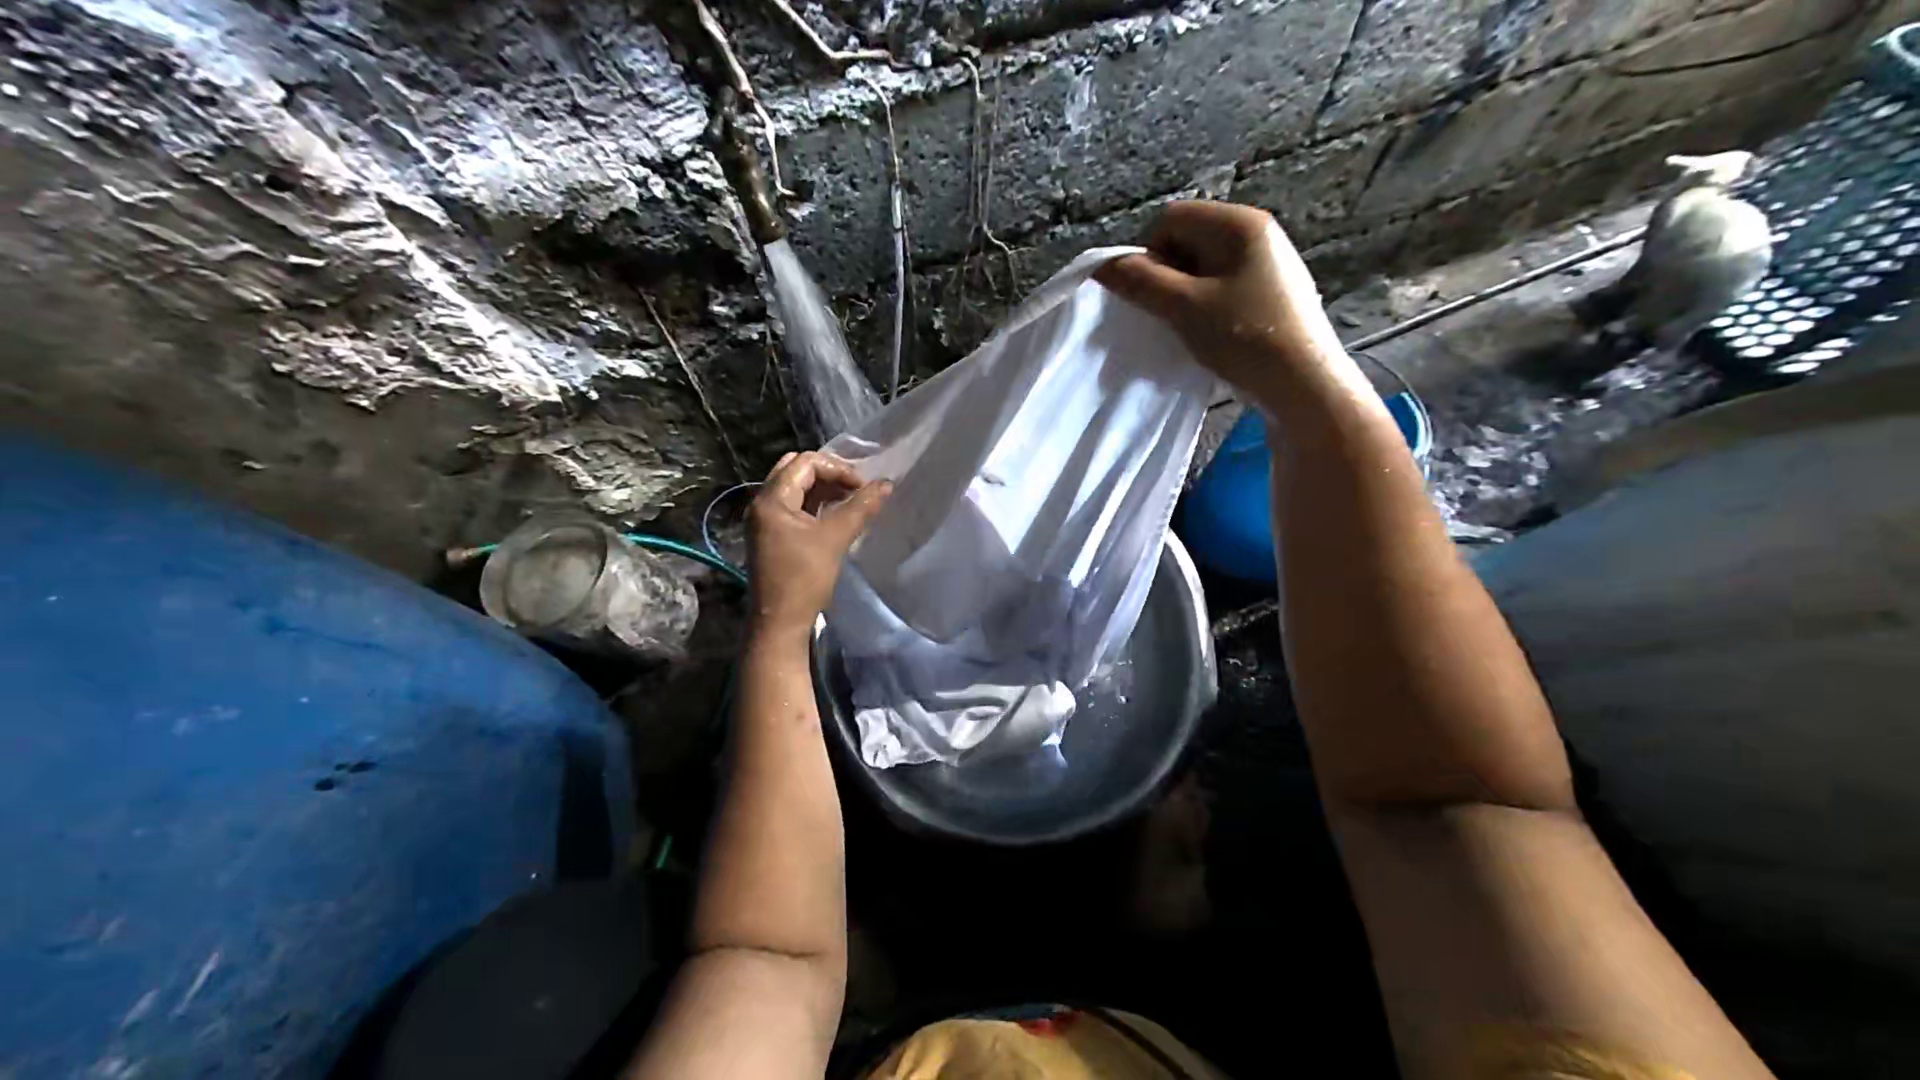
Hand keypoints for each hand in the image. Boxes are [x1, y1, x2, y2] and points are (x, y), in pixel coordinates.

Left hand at [746, 451, 891, 640]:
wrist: (779, 622)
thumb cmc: (804, 579)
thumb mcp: (835, 539)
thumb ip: (861, 507)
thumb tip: (887, 484)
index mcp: (771, 499)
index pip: (805, 463)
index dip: (837, 469)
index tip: (863, 488)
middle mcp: (762, 503)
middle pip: (796, 469)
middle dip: (828, 474)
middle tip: (854, 489)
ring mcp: (764, 519)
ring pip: (794, 487)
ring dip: (822, 488)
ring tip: (850, 501)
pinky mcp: (771, 534)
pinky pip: (793, 505)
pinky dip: (814, 504)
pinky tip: (835, 515)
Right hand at [1095, 201, 1352, 408]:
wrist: (1304, 384)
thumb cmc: (1245, 338)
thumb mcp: (1184, 308)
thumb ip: (1141, 282)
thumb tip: (1103, 266)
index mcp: (1239, 223)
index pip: (1171, 219)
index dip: (1150, 255)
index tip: (1152, 296)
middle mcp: (1257, 231)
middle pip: (1187, 239)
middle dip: (1168, 274)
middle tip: (1172, 314)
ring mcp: (1268, 260)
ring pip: (1203, 265)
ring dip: (1185, 293)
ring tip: (1193, 327)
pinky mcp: (1272, 289)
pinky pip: (1224, 283)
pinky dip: (1207, 304)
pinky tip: (1215, 332)